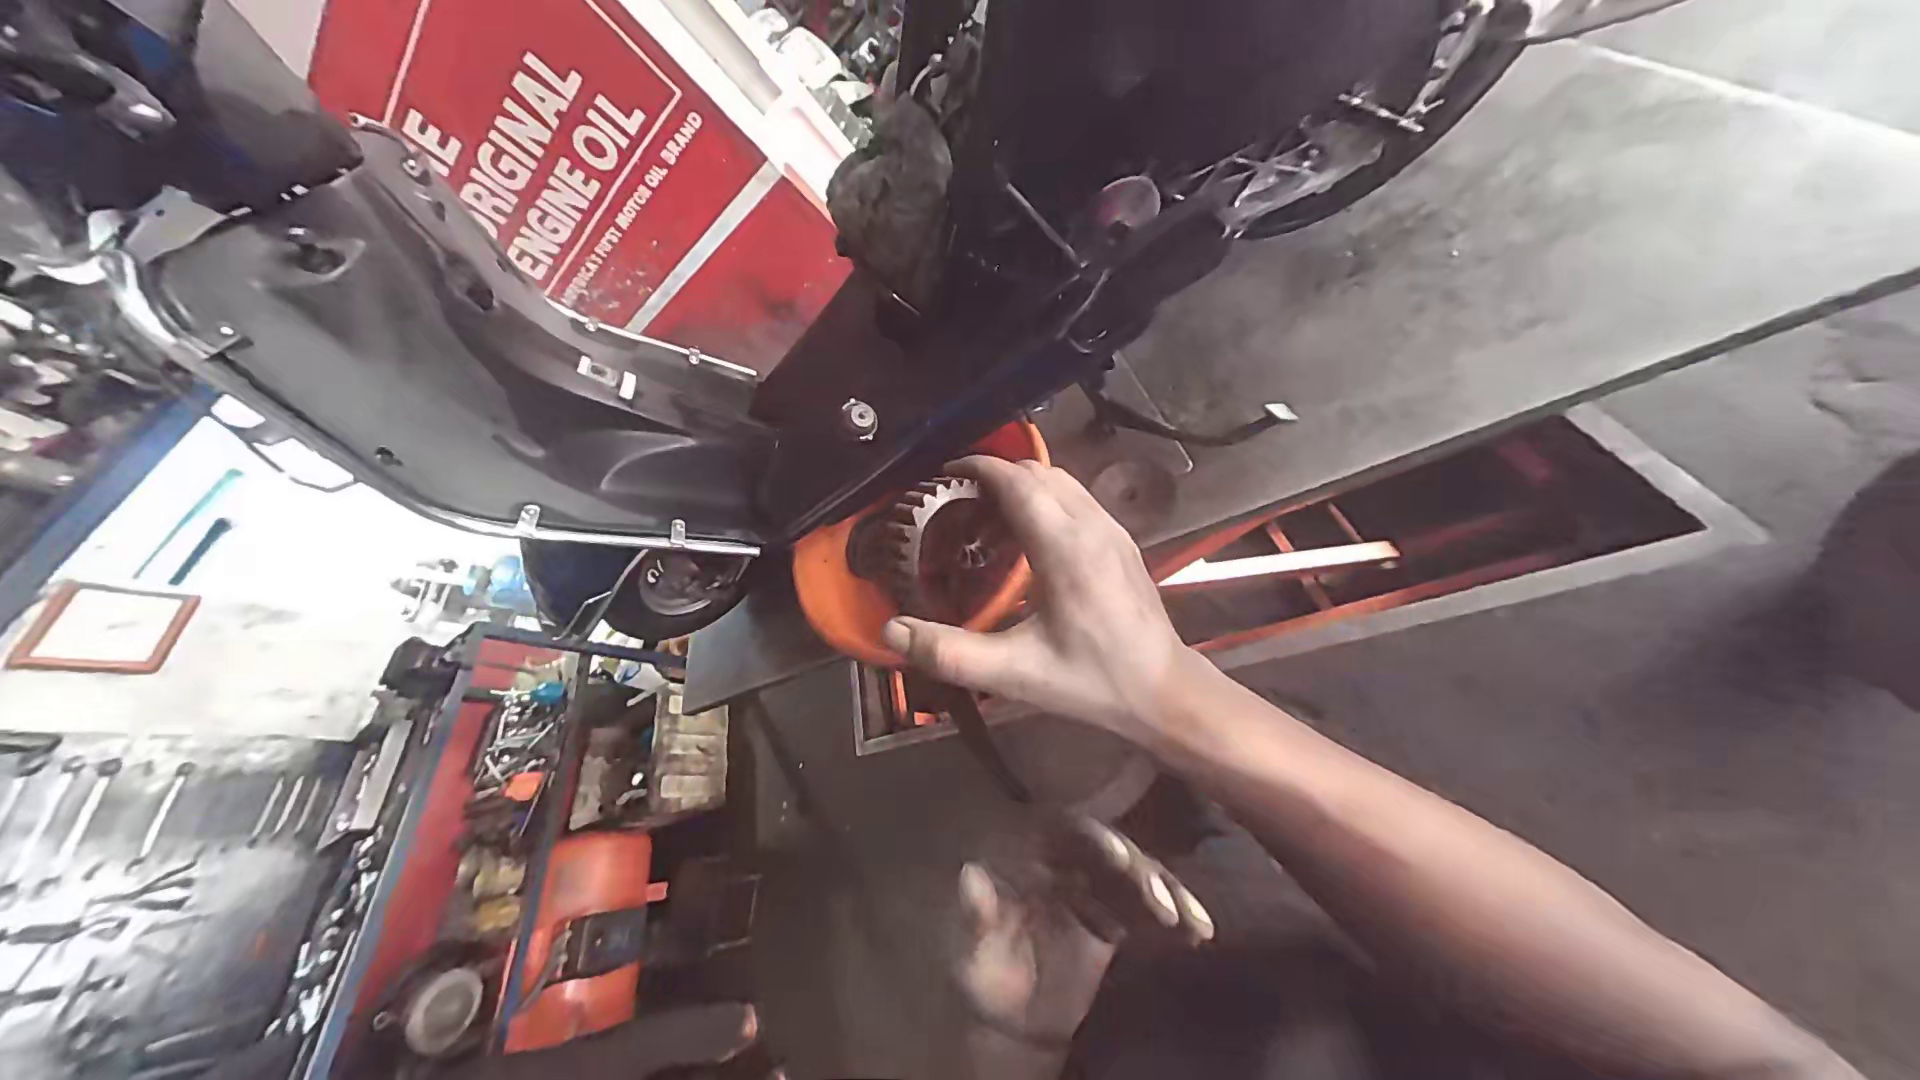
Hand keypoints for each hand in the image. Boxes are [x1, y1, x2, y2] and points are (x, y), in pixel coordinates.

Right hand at [879, 456, 1204, 743]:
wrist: (1165, 691)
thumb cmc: (1093, 681)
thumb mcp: (1016, 673)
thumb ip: (951, 652)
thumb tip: (892, 632)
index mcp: (1067, 548)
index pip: (1018, 482)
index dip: (978, 468)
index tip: (942, 475)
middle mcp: (1093, 526)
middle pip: (1039, 473)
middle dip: (994, 476)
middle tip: (956, 504)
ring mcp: (1113, 530)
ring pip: (1061, 482)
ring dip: (1020, 487)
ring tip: (985, 519)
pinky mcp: (1122, 542)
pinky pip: (1076, 500)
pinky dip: (1044, 500)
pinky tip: (1027, 540)